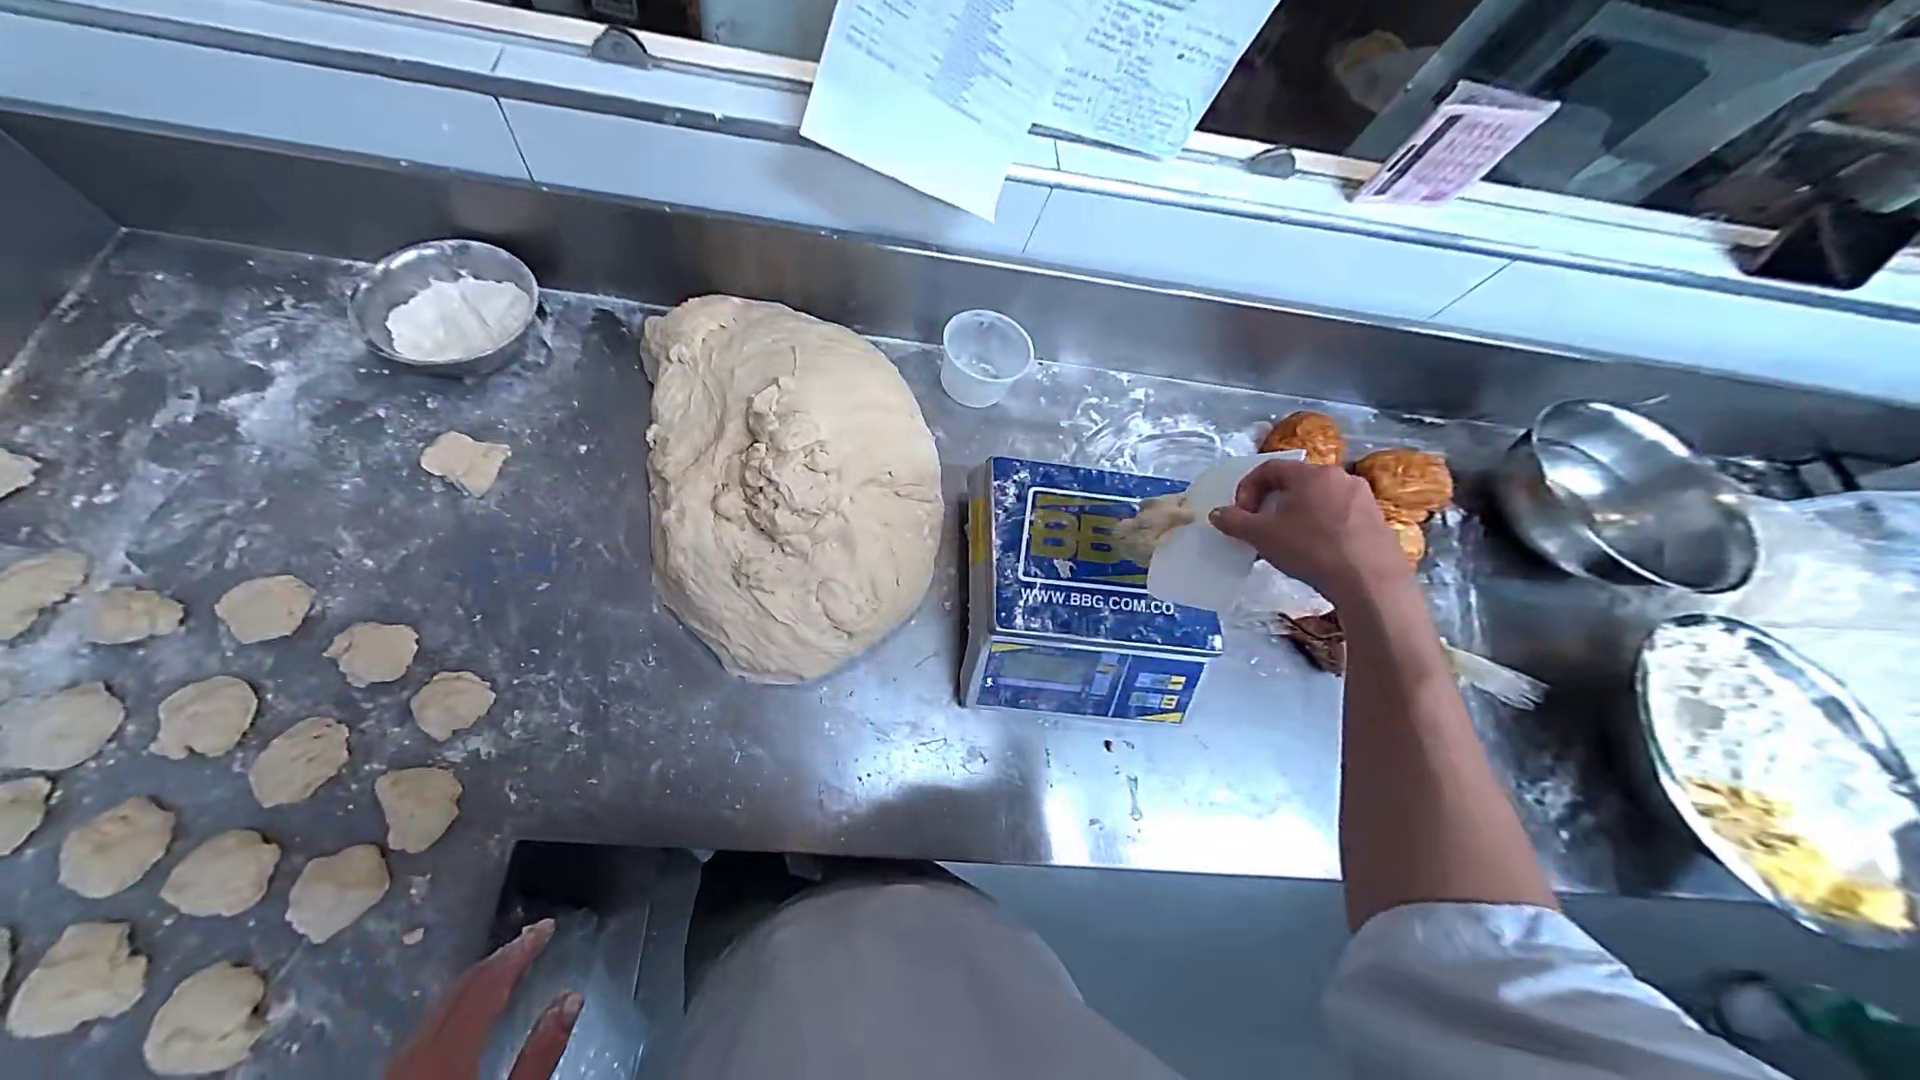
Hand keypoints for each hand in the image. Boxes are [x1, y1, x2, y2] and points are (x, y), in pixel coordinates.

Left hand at [387, 919, 581, 1079]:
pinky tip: (472, 1008)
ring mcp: (397, 1071)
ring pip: (440, 1006)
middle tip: (533, 938)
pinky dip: (459, 1003)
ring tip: (509, 964)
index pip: (488, 984)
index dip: (519, 951)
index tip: (546, 928)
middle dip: (499, 958)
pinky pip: (429, 1025)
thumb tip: (571, 998)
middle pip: (461, 989)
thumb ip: (541, 1053)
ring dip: (478, 979)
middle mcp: (416, 1054)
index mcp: (447, 1054)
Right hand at [1208, 460, 1407, 604]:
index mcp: (1311, 474)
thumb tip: (1217, 513)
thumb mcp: (1262, 536)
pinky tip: (1316, 552)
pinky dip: (1320, 526)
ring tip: (1287, 542)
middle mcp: (1340, 477)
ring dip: (1296, 515)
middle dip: (1272, 503)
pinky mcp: (1377, 520)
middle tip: (1261, 528)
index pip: (1269, 468)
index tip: (1241, 514)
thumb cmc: (1311, 549)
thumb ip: (1235, 521)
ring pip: (1318, 500)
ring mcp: (1363, 498)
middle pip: (1295, 483)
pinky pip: (1339, 516)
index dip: (1247, 488)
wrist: (1370, 581)